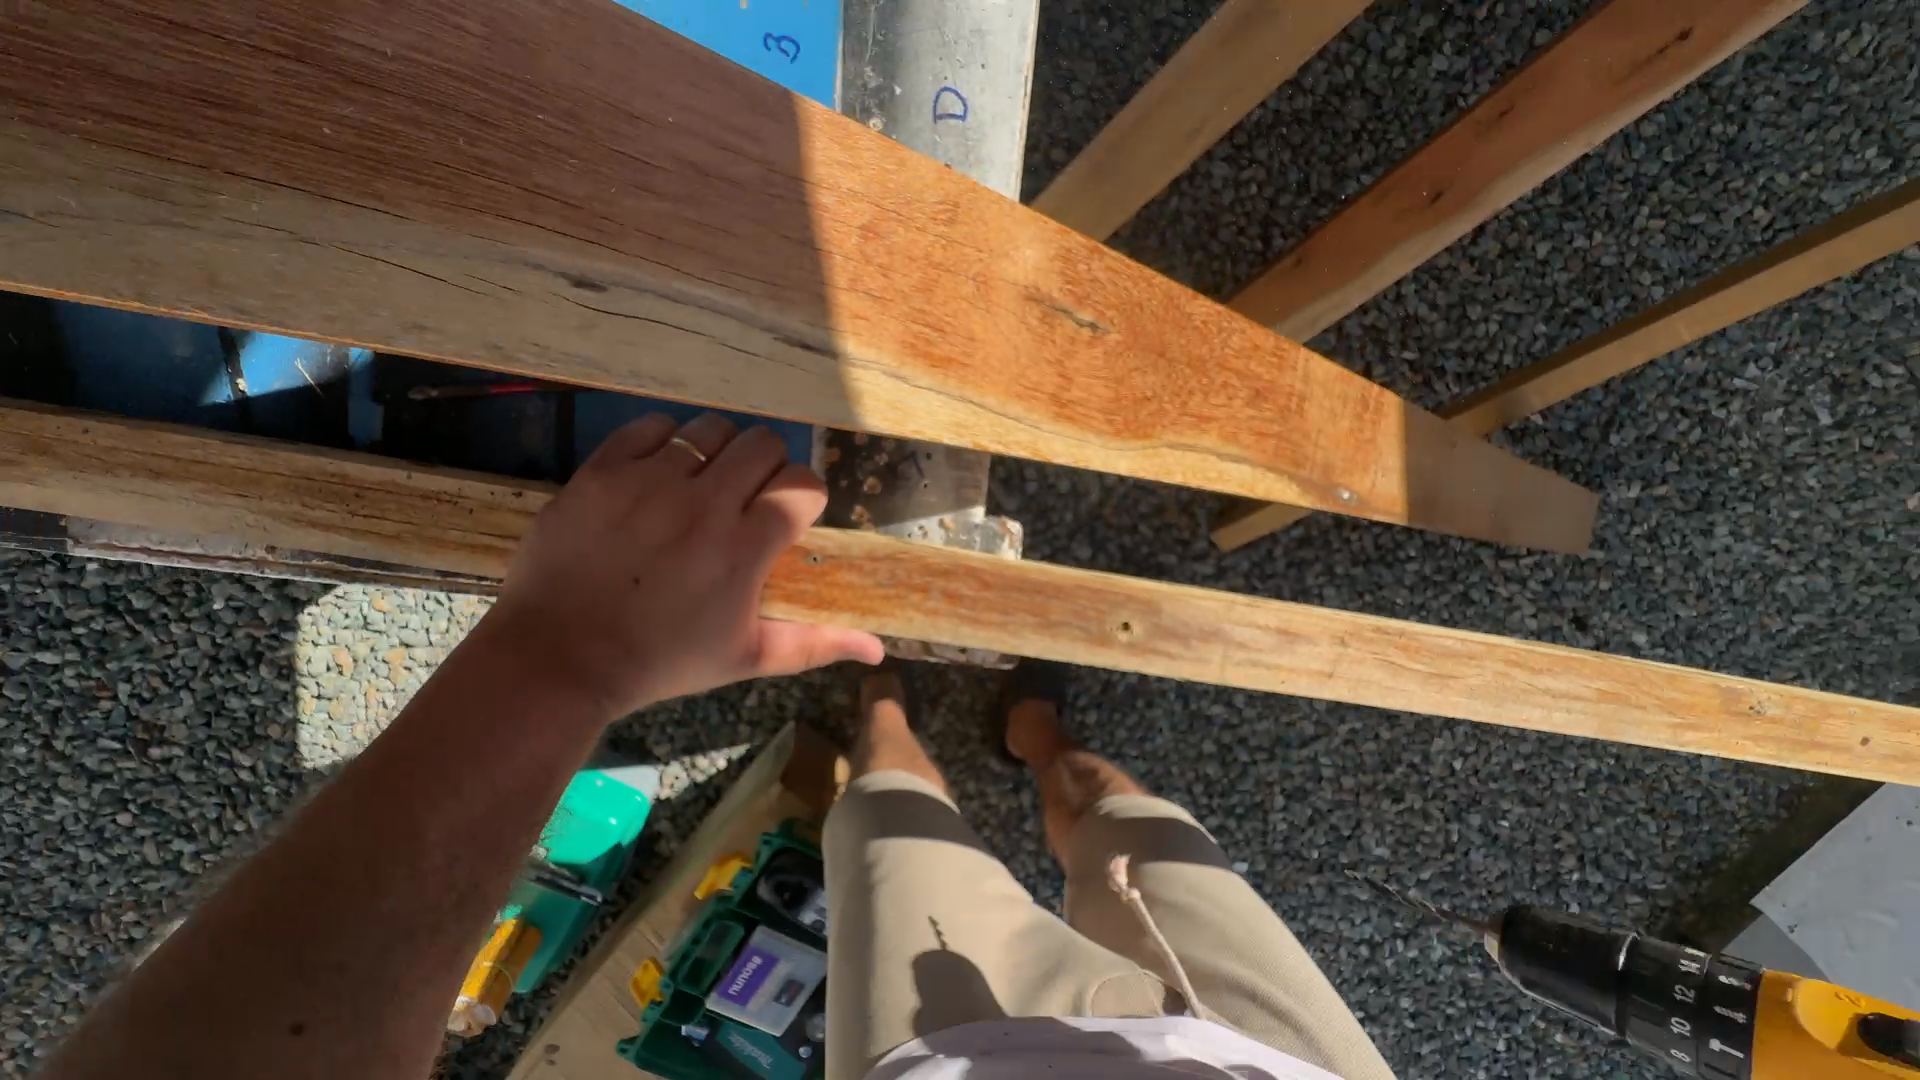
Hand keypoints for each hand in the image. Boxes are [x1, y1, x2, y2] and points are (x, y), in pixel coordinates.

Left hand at [482, 412, 883, 716]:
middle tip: (746, 499)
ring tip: (703, 482)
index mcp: (744, 548)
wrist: (558, 658)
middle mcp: (704, 503)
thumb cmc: (662, 662)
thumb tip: (878, 648)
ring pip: (711, 428)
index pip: (802, 485)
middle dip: (767, 468)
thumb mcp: (746, 658)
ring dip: (719, 451)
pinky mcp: (602, 470)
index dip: (804, 497)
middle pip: (764, 444)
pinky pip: (651, 426)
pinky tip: (660, 472)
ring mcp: (650, 481)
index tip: (786, 517)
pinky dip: (665, 441)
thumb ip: (816, 644)